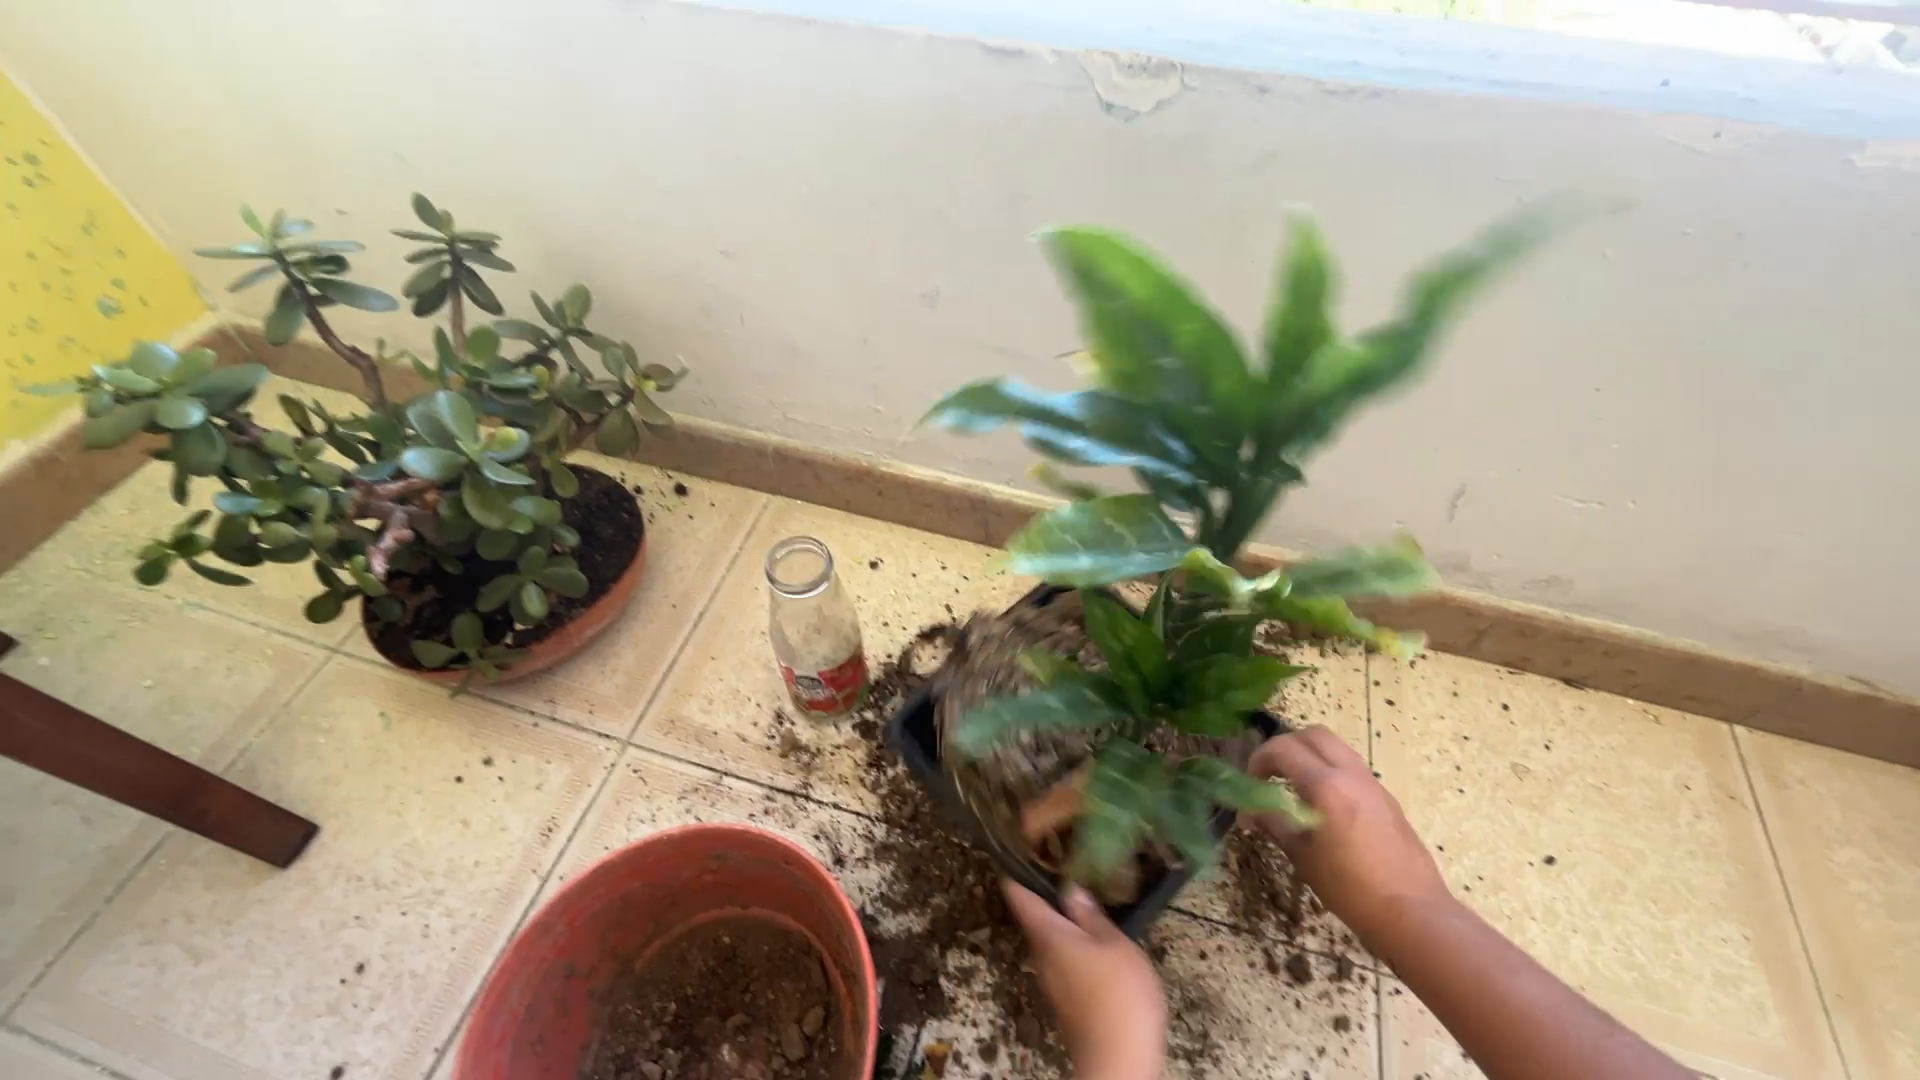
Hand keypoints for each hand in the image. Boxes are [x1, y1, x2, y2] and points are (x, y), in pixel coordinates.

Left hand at [1001, 881, 1164, 1079]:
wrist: (1119, 1065)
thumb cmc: (1118, 996)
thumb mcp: (1113, 944)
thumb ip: (1090, 914)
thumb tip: (1068, 886)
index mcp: (1046, 934)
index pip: (1017, 893)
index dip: (1016, 867)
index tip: (1025, 845)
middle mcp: (1039, 954)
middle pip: (1033, 915)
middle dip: (1046, 891)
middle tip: (1066, 863)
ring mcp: (1050, 979)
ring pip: (1050, 937)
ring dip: (1063, 918)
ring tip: (1086, 896)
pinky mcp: (1066, 998)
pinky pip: (1063, 958)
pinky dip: (1074, 941)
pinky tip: (1096, 938)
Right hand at [1246, 725, 1452, 946]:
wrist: (1413, 913)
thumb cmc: (1350, 888)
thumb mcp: (1302, 855)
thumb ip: (1273, 823)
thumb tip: (1249, 813)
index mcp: (1326, 786)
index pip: (1283, 749)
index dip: (1259, 759)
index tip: (1251, 780)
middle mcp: (1351, 775)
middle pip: (1314, 734)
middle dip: (1286, 746)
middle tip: (1272, 772)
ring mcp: (1373, 784)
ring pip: (1336, 747)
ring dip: (1310, 755)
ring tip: (1295, 786)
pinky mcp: (1386, 799)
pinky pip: (1352, 768)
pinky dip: (1330, 771)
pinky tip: (1323, 805)